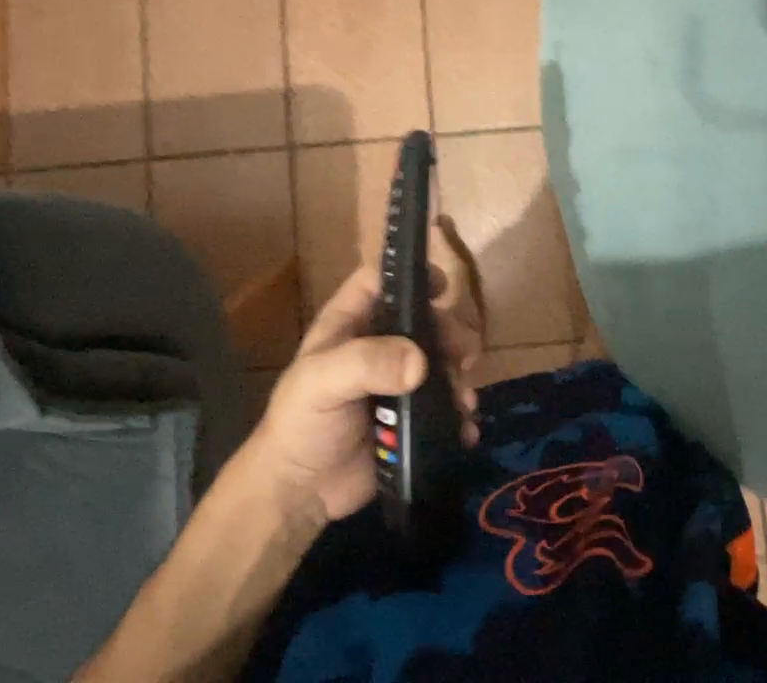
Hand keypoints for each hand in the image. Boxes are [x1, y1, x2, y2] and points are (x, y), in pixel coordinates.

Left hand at [239, 266, 481, 520]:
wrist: (301, 492)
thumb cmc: (302, 424)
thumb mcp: (321, 385)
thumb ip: (366, 364)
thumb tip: (421, 361)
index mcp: (350, 324)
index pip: (381, 280)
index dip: (410, 275)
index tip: (442, 288)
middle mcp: (378, 346)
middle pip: (424, 319)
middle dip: (450, 333)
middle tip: (464, 357)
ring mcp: (398, 382)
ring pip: (442, 361)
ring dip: (461, 376)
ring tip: (465, 401)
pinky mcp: (413, 417)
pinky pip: (447, 405)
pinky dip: (461, 414)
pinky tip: (465, 428)